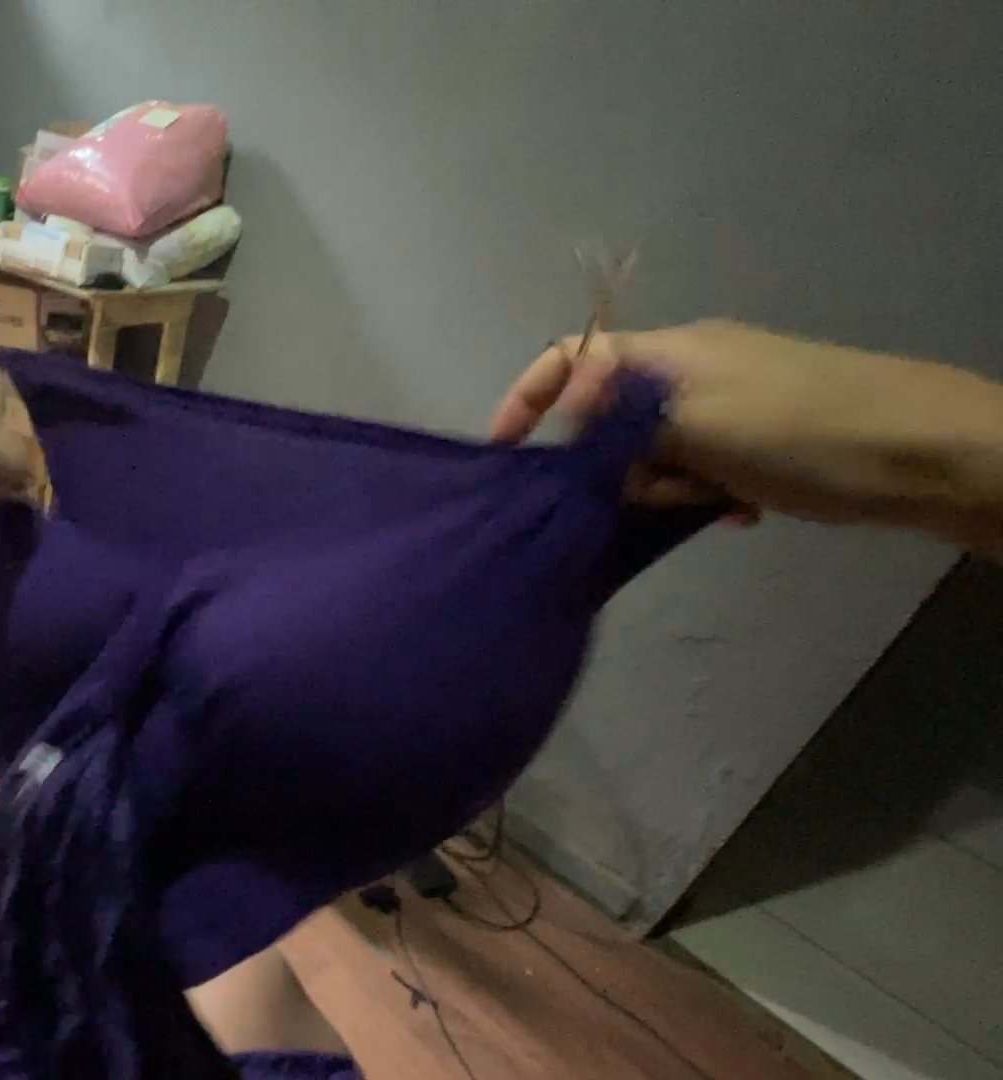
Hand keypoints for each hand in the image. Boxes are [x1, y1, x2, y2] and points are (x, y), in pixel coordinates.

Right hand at [490, 319, 1002, 528]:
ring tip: (703, 502)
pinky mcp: (750, 437)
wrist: (940, 456)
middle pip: (604, 415)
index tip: (507, 448)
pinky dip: (698, 490)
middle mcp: (688, 369)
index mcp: (669, 351)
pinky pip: (691, 465)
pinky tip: (732, 509)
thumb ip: (616, 422)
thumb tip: (564, 426)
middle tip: (642, 490)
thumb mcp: (694, 424)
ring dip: (661, 483)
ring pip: (647, 449)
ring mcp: (722, 402)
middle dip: (610, 460)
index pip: (570, 358)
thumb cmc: (804, 431)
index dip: (528, 397)